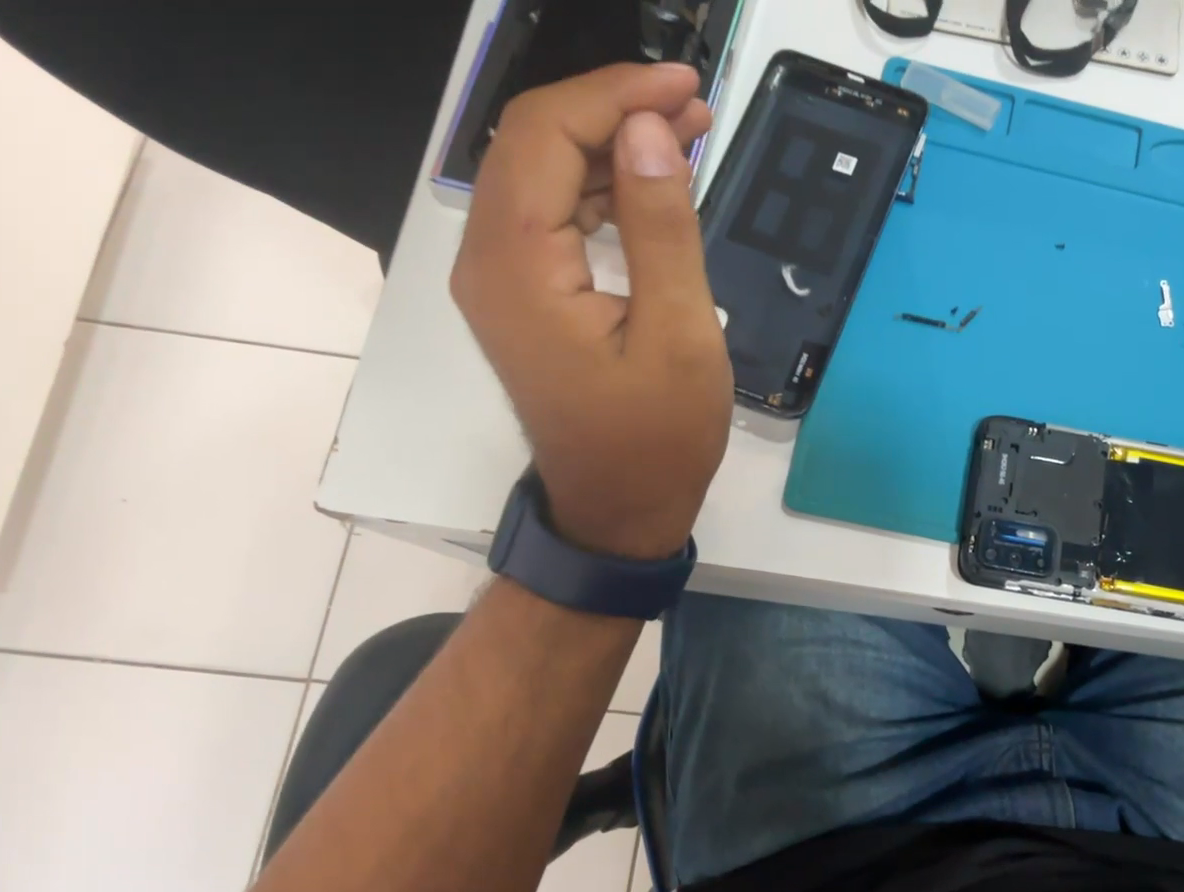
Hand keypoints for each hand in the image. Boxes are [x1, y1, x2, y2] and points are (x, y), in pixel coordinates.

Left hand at [453, 63, 730, 558]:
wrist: (616, 512)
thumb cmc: (656, 440)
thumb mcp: (679, 338)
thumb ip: (663, 231)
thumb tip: (649, 132)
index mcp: (519, 267)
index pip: (544, 135)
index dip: (614, 93)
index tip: (687, 88)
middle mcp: (488, 261)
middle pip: (533, 143)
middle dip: (613, 109)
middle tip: (695, 108)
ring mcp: (500, 280)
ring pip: (542, 175)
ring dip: (609, 146)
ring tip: (686, 137)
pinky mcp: (522, 297)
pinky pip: (551, 218)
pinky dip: (600, 190)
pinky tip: (651, 187)